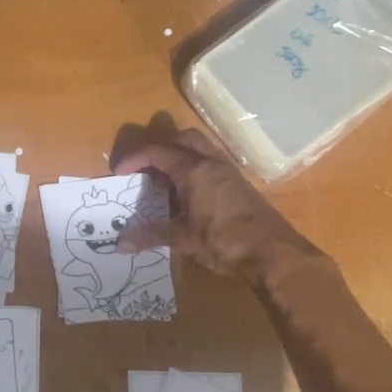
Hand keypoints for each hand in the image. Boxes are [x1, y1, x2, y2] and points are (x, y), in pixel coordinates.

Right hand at [112, 127, 328, 287]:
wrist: (272, 252)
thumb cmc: (223, 240)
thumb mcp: (182, 238)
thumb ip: (150, 236)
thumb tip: (120, 244)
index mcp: (195, 170)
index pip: (159, 152)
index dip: (136, 159)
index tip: (119, 173)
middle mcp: (212, 164)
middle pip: (184, 139)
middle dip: (161, 149)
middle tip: (146, 171)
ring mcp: (228, 173)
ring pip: (200, 150)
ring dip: (179, 159)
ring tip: (163, 184)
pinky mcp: (238, 186)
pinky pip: (210, 166)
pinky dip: (193, 172)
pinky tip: (185, 197)